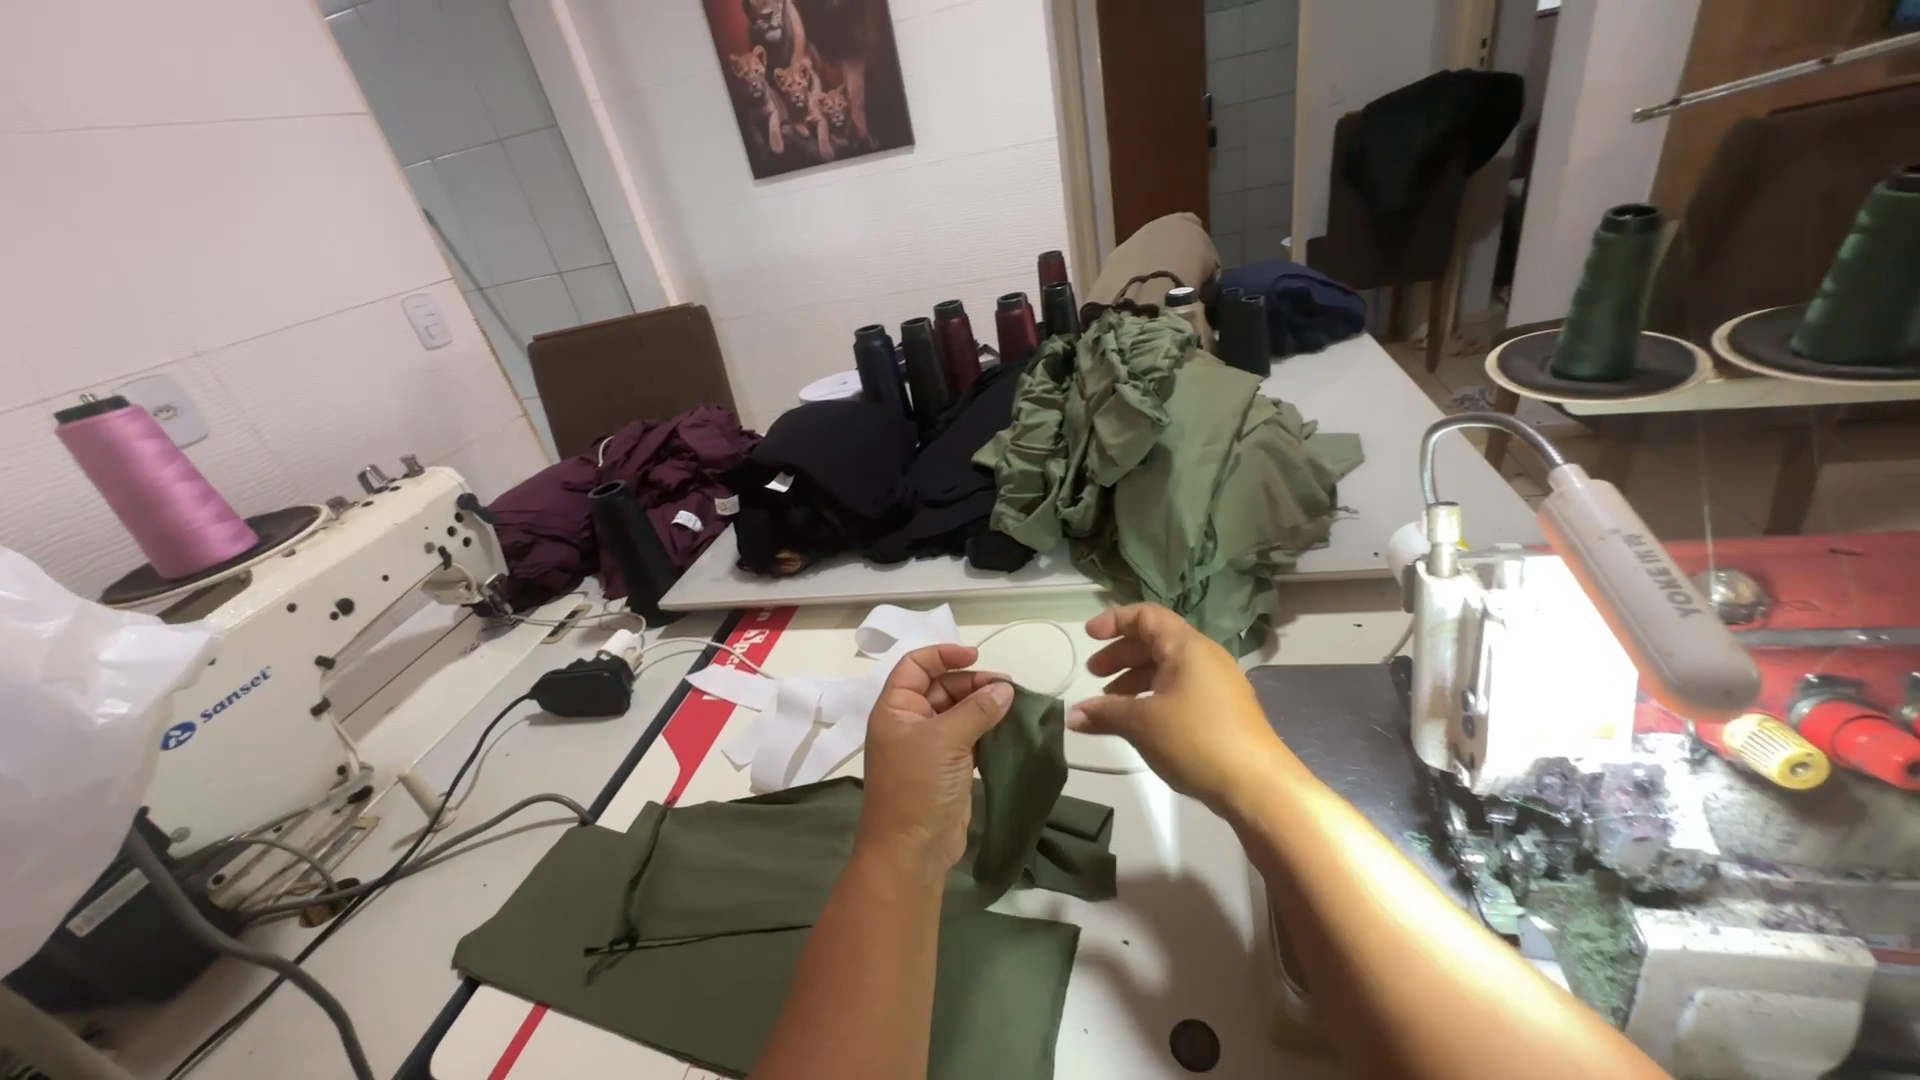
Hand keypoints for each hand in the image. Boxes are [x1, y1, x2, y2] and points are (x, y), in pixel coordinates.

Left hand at [859, 644, 1013, 873]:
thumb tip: (1005, 689)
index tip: (976, 656)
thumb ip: (976, 710)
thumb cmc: (917, 787)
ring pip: (958, 712)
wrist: (911, 850)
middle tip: (1007, 687)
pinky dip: (988, 729)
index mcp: (895, 708)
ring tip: (1014, 704)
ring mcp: (929, 746)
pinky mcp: (948, 768)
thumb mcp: (944, 741)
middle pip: (941, 687)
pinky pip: (969, 737)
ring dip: (984, 705)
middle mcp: (909, 722)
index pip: (916, 665)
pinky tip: (1010, 727)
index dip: (943, 654)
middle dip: (972, 683)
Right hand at [1069, 603, 1290, 811]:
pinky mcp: (1223, 709)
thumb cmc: (1196, 739)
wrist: (1257, 785)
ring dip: (1135, 679)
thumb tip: (1072, 715)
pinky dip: (1154, 695)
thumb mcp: (1142, 724)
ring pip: (1168, 668)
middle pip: (1155, 641)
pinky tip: (1140, 722)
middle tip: (1094, 675)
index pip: (1146, 616)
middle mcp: (1205, 657)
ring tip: (1111, 704)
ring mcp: (1218, 683)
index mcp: (1187, 647)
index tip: (1088, 636)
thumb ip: (1104, 713)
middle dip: (1120, 655)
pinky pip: (1181, 688)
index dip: (1114, 621)